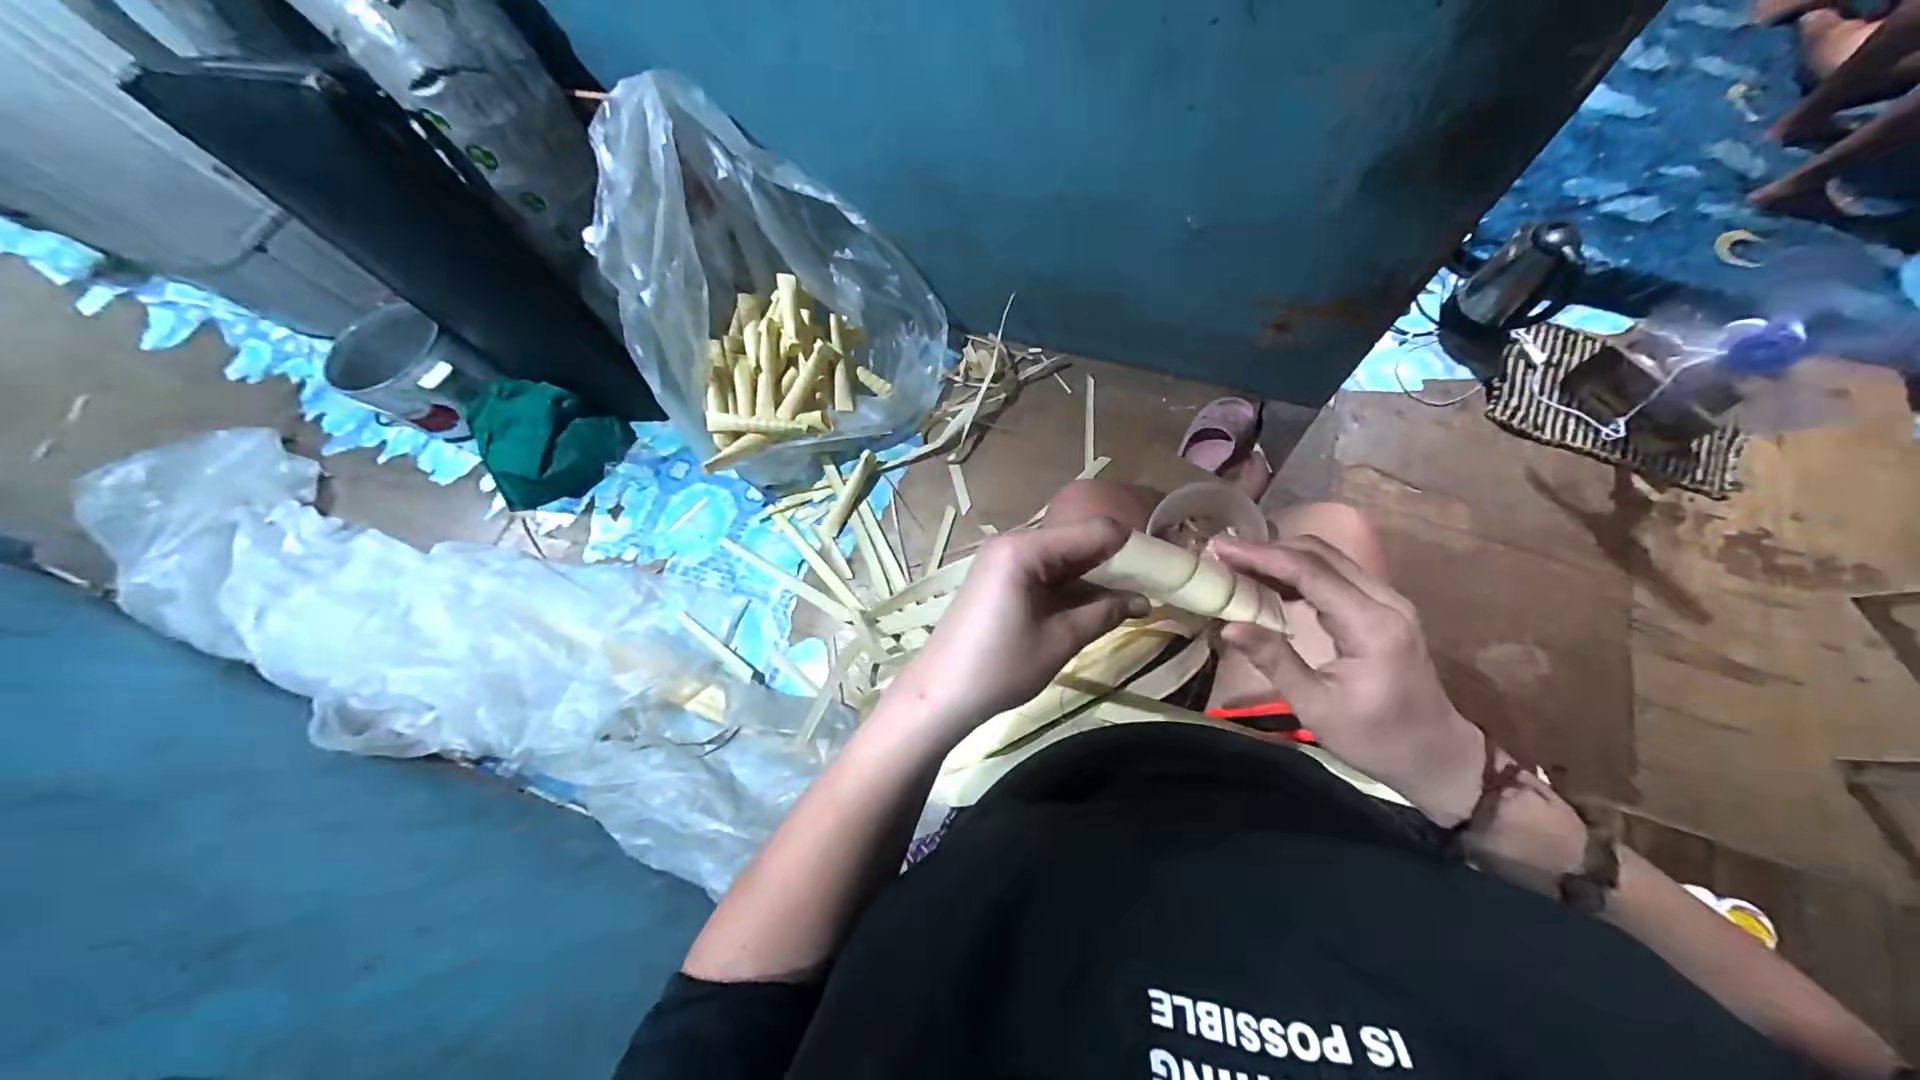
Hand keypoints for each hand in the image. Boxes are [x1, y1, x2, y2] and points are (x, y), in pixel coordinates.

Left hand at [893, 517, 1148, 731]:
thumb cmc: (1000, 667)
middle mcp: (1013, 543)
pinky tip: (1094, 604)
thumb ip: (1104, 613)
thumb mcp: (1060, 641)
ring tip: (1131, 599)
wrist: (940, 693)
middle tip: (1152, 586)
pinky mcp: (999, 577)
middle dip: (1116, 562)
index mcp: (1025, 549)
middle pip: (1079, 540)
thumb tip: (1144, 601)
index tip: (1163, 569)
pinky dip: (1070, 584)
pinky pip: (1044, 570)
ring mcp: (1003, 559)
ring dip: (1095, 575)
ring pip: (1063, 556)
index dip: (1133, 548)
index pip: (1096, 532)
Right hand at [1209, 535, 1486, 823]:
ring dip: (1282, 556)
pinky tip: (1269, 581)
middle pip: (1320, 554)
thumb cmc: (1375, 739)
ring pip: (1329, 558)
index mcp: (1371, 625)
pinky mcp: (1382, 607)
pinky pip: (1336, 574)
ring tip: (1237, 563)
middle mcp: (1385, 601)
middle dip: (1267, 549)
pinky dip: (1298, 570)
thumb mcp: (1315, 706)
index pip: (1310, 572)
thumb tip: (1228, 626)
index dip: (1261, 555)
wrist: (1436, 754)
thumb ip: (1274, 660)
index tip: (1221, 547)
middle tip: (1222, 553)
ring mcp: (1388, 601)